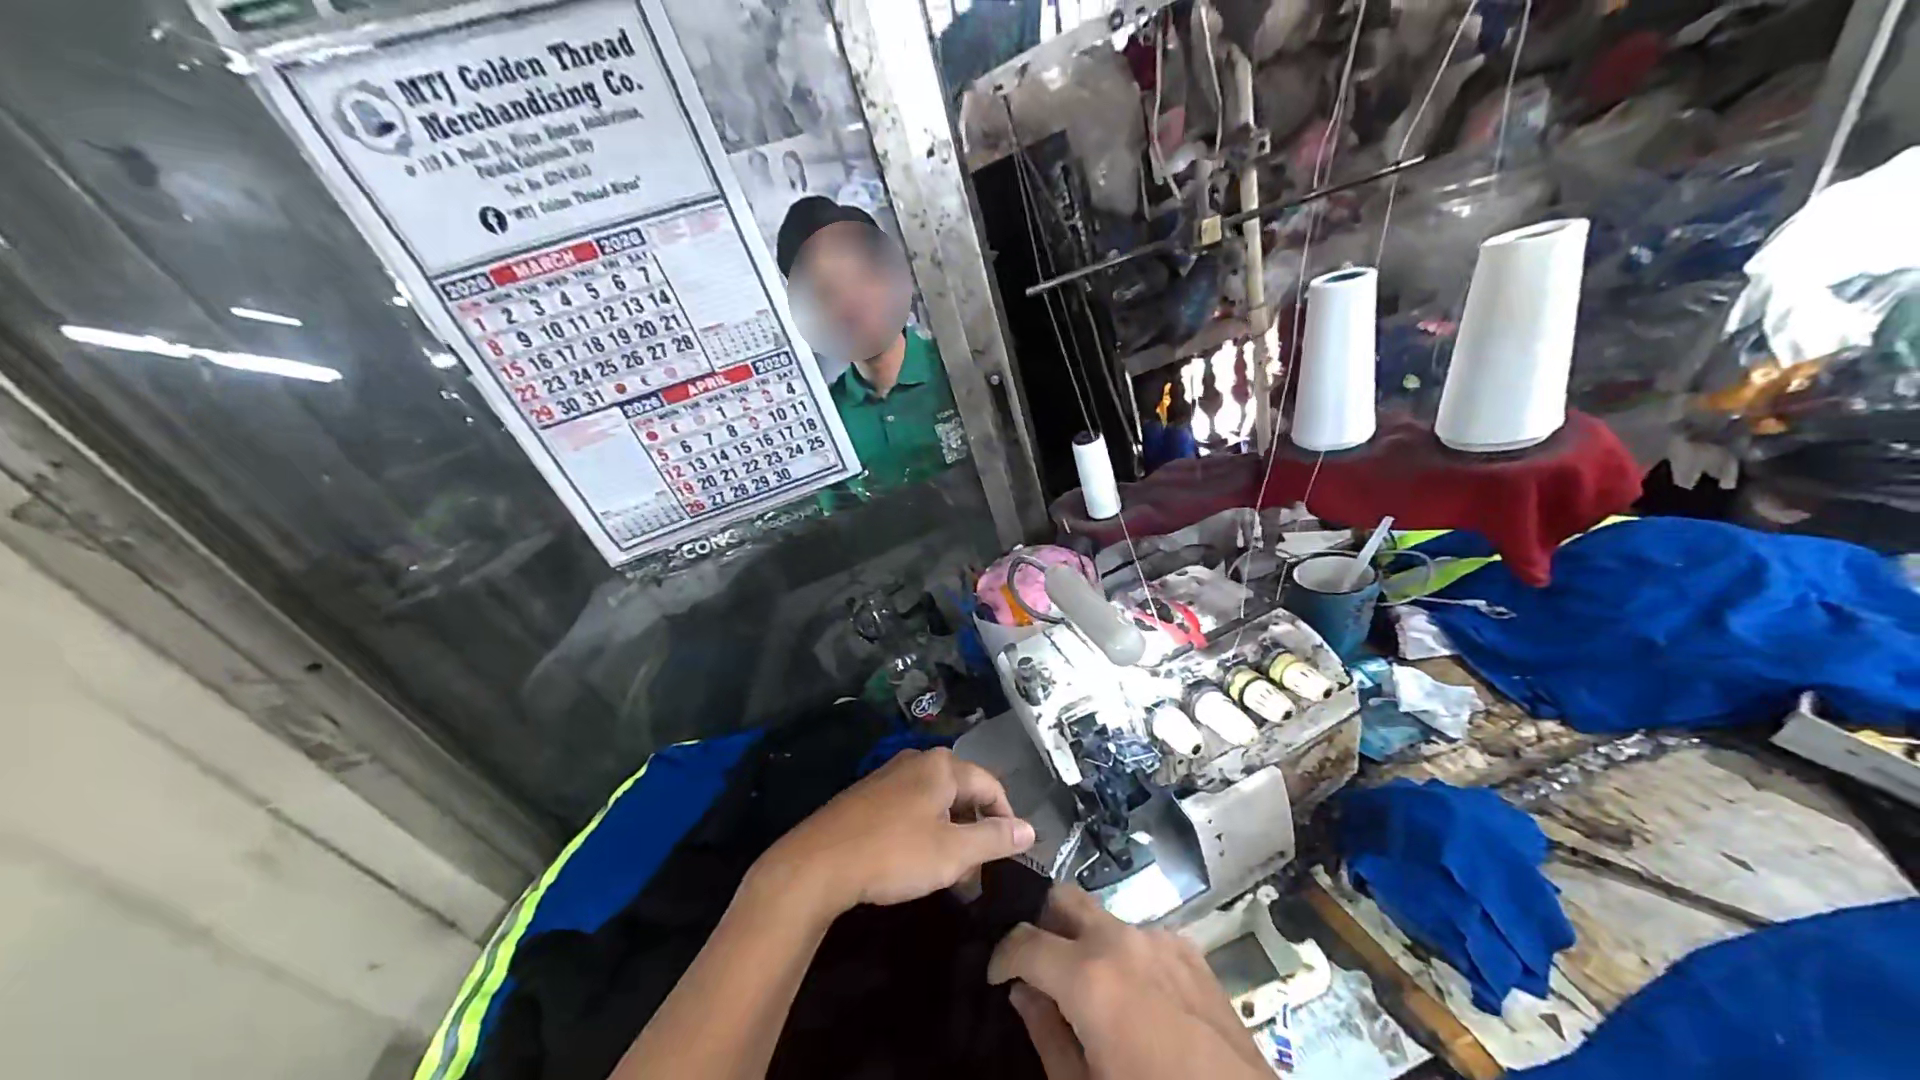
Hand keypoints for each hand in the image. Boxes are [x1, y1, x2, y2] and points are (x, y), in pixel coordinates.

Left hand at [750, 747, 1036, 918]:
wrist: (818, 862)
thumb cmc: (894, 853)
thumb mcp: (953, 852)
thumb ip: (994, 839)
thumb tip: (1030, 829)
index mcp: (943, 766)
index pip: (991, 786)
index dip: (1007, 820)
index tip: (1010, 855)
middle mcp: (918, 760)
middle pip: (963, 792)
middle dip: (976, 831)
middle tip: (978, 872)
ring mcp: (890, 774)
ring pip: (937, 802)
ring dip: (951, 835)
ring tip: (949, 874)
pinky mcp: (869, 794)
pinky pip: (912, 807)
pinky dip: (925, 831)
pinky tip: (915, 861)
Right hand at [989, 885, 1270, 1079]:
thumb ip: (1045, 1032)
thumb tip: (1024, 991)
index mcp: (1088, 974)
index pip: (1023, 940)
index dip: (1000, 956)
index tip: (996, 976)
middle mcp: (1122, 939)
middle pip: (1064, 898)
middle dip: (1041, 921)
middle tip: (1038, 964)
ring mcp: (1161, 940)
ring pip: (1104, 918)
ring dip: (1085, 942)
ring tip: (1090, 989)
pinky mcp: (1191, 952)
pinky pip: (1141, 937)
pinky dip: (1124, 955)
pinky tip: (1136, 998)